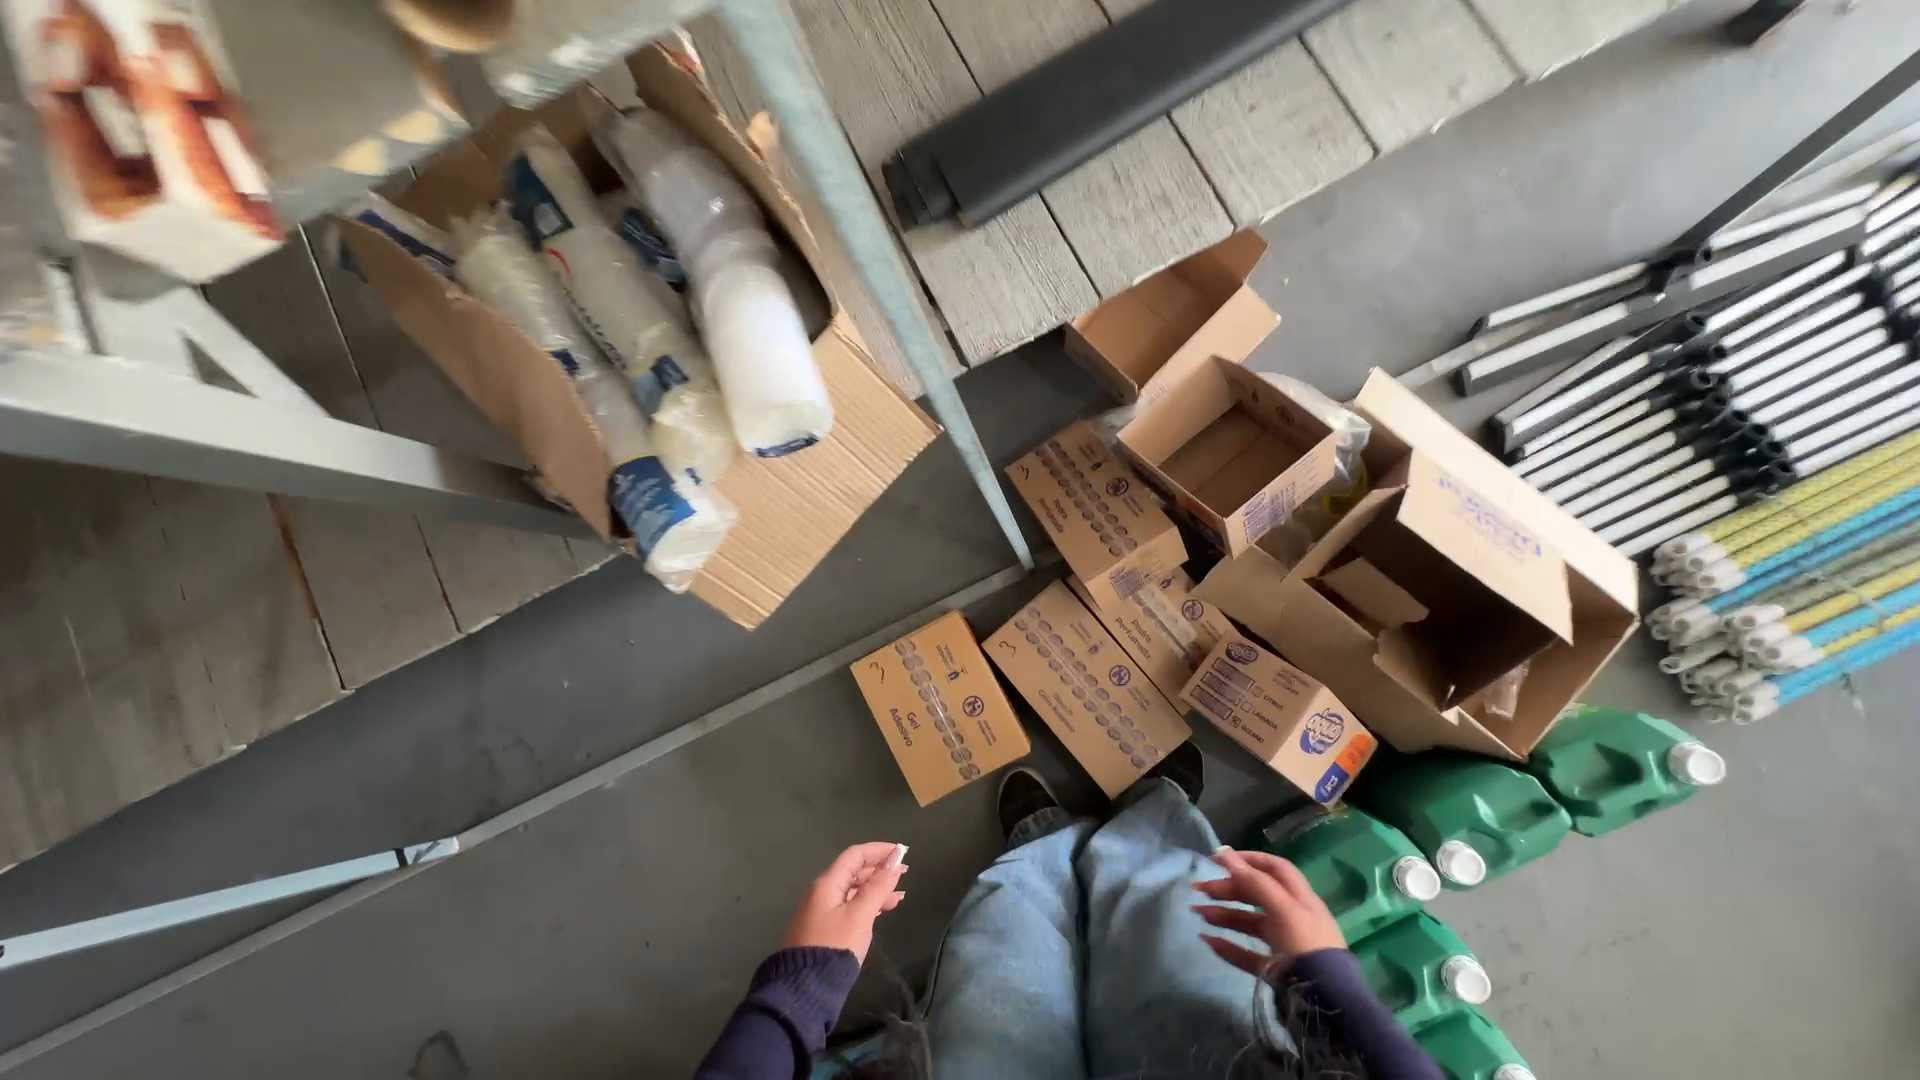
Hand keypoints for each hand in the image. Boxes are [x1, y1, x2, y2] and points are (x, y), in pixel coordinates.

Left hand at [782, 842, 908, 963]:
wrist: (805, 988)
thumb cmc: (835, 946)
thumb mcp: (861, 915)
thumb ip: (878, 886)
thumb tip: (895, 858)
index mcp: (827, 884)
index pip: (855, 855)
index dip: (879, 851)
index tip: (901, 853)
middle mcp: (821, 893)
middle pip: (853, 872)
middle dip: (879, 870)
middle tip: (904, 875)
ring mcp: (820, 912)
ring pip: (852, 892)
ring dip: (875, 890)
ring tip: (899, 898)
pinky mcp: (823, 930)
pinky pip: (849, 908)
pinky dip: (867, 906)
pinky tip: (880, 913)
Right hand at [1193, 847, 1345, 977]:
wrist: (1327, 1000)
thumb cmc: (1307, 944)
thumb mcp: (1283, 909)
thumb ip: (1255, 882)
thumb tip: (1225, 854)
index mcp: (1299, 898)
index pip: (1274, 869)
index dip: (1249, 859)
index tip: (1221, 859)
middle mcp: (1291, 917)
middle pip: (1256, 894)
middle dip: (1227, 888)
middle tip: (1200, 890)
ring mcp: (1283, 944)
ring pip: (1249, 922)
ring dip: (1223, 914)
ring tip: (1199, 914)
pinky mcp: (1275, 969)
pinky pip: (1247, 953)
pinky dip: (1228, 946)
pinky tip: (1209, 941)